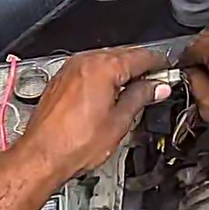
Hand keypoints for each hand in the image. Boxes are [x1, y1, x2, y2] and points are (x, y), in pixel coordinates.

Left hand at [17, 47, 170, 178]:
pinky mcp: (61, 79)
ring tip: (135, 89)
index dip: (159, 63)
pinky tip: (109, 92)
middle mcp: (84, 62)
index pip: (140, 56)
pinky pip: (89, 68)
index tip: (167, 70)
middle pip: (122, 54)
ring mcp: (70, 69)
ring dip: (121, 70)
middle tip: (156, 82)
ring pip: (104, 60)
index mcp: (103, 68)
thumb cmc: (74, 143)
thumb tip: (156, 87)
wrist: (41, 155)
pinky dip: (102, 75)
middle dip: (141, 66)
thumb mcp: (119, 121)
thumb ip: (140, 97)